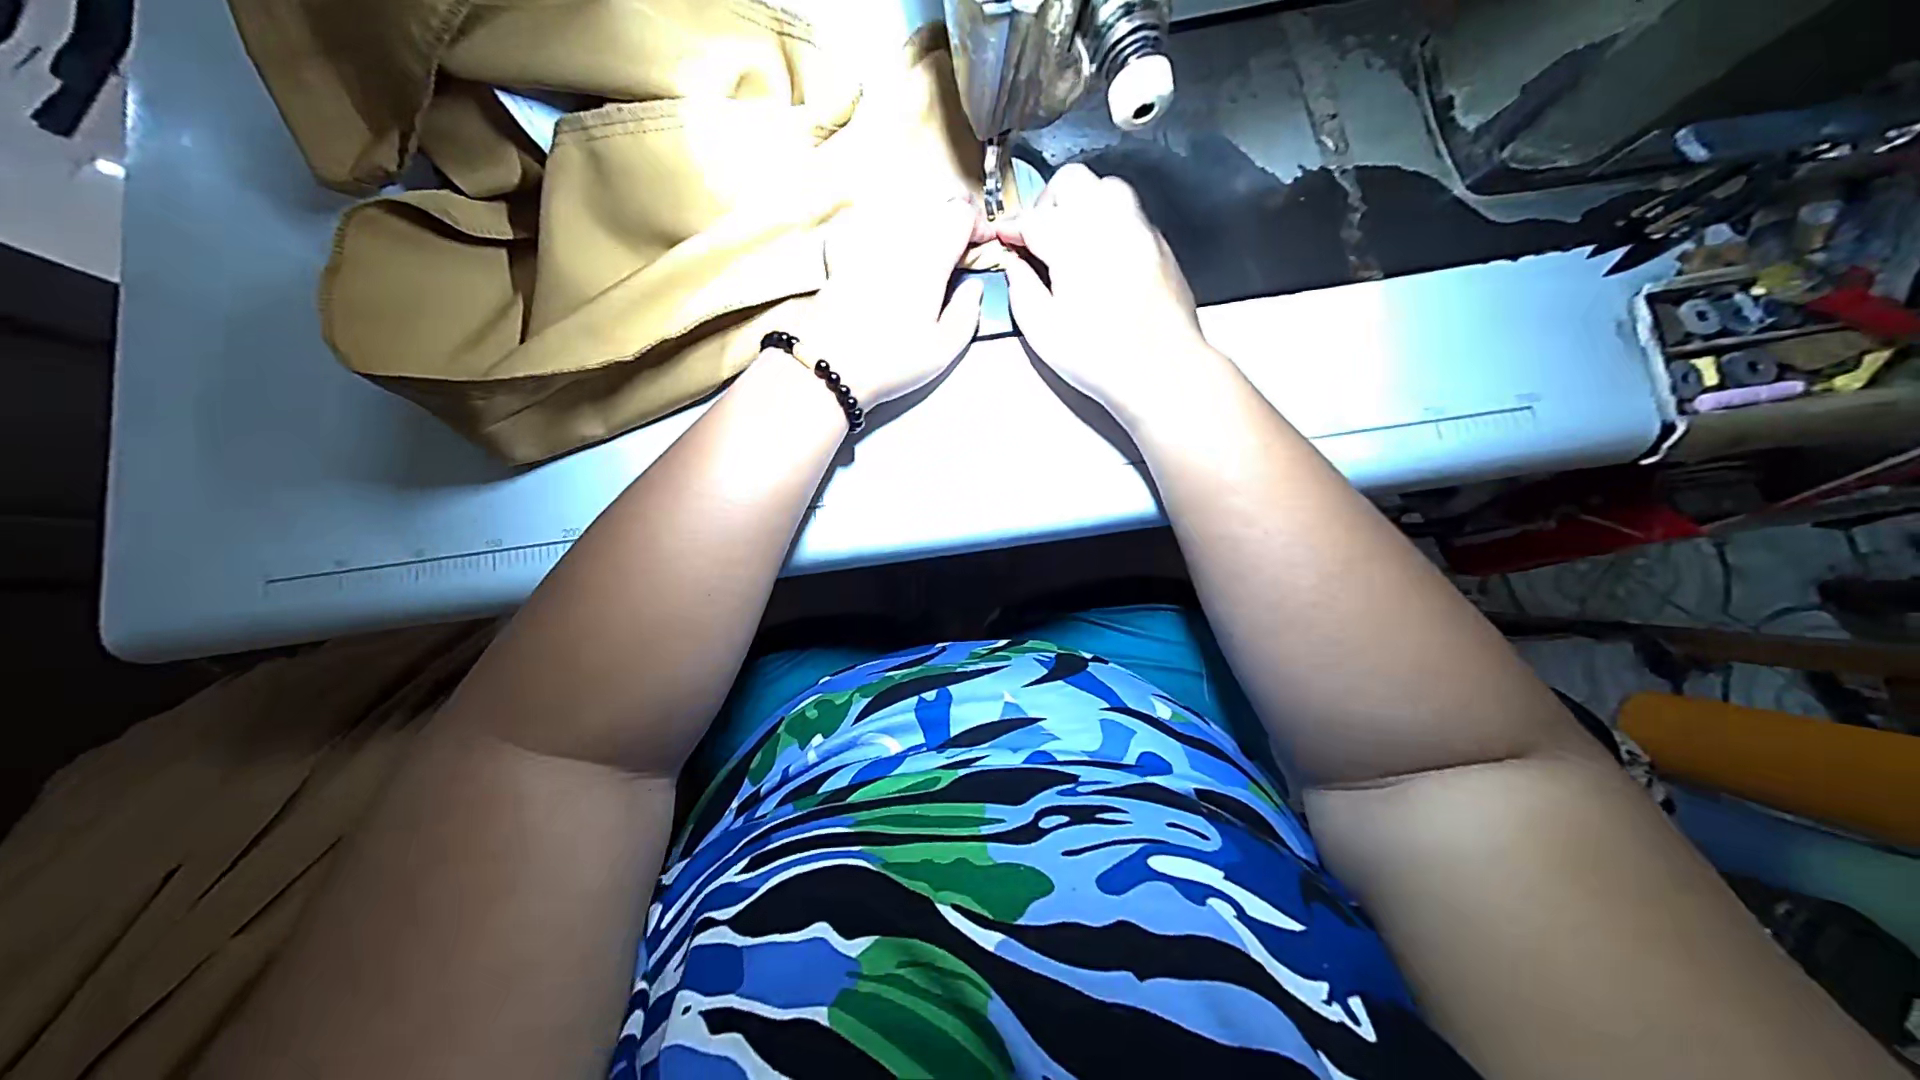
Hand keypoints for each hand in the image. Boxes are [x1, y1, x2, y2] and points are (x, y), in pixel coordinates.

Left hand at [799, 193, 990, 408]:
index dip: (978, 226)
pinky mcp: (842, 249)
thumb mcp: (943, 349)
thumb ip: (968, 312)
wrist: (829, 364)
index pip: (962, 213)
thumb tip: (974, 287)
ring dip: (923, 211)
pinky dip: (886, 220)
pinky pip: (868, 216)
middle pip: (933, 197)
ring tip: (930, 237)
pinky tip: (889, 241)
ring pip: (903, 201)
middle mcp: (899, 238)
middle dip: (954, 211)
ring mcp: (867, 239)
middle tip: (961, 237)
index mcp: (929, 258)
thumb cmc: (888, 361)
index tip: (982, 245)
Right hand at [996, 164, 1218, 421]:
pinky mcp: (1159, 243)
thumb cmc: (1097, 356)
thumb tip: (1015, 263)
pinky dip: (1108, 221)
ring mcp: (1139, 229)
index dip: (1013, 226)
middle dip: (1048, 201)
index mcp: (1073, 243)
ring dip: (1082, 203)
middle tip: (1039, 233)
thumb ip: (1021, 288)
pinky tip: (1101, 253)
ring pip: (1106, 188)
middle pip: (1072, 181)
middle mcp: (1109, 223)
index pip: (1034, 217)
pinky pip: (1130, 213)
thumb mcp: (1042, 330)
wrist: (1161, 369)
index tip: (1005, 237)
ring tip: (1072, 237)